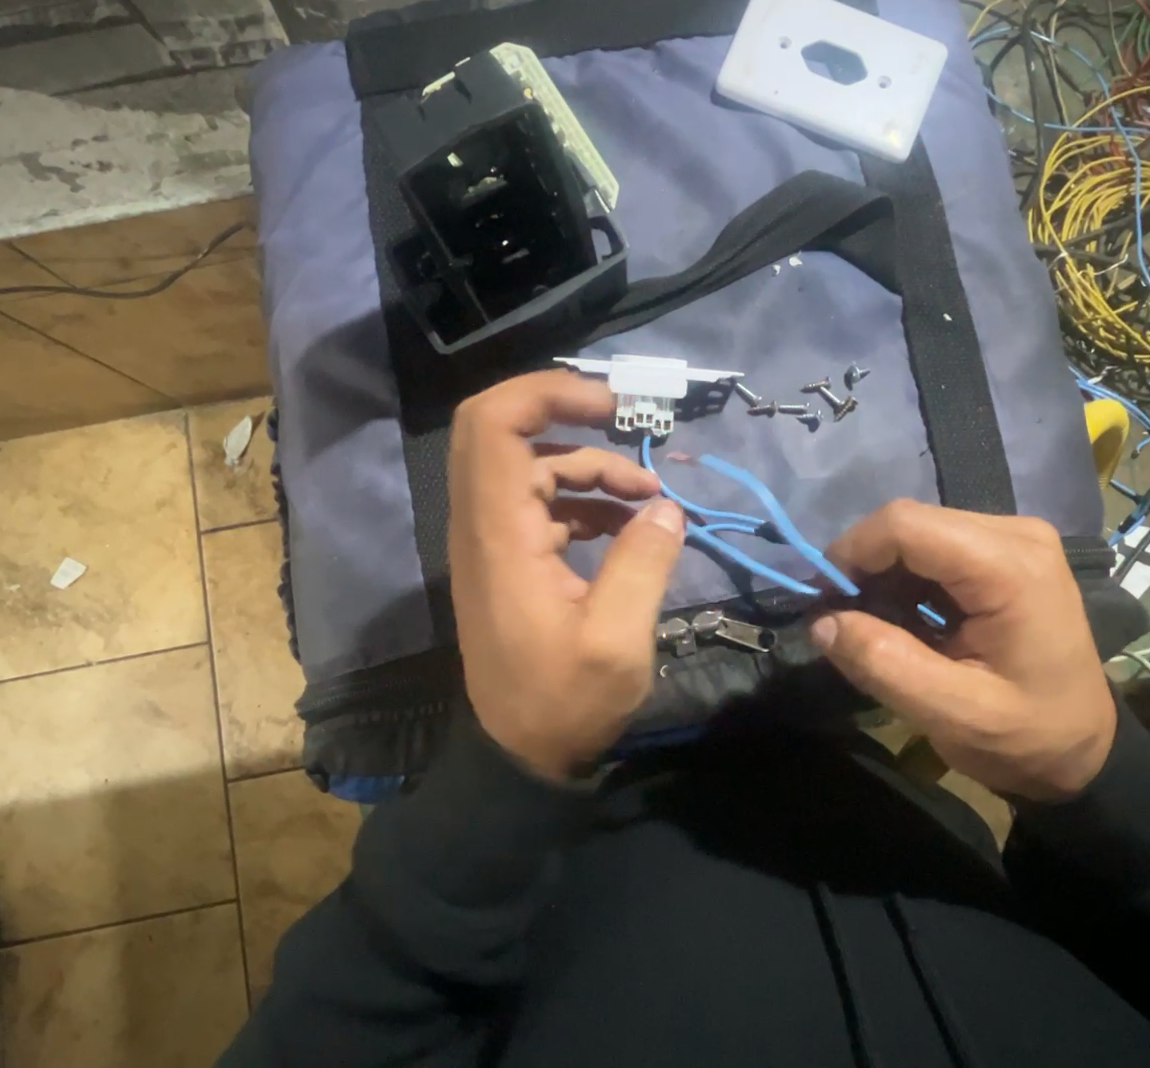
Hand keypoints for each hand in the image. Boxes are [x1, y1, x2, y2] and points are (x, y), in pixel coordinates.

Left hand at [447, 372, 685, 780]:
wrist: (519, 756)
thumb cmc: (564, 704)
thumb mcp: (618, 640)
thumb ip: (644, 562)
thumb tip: (665, 508)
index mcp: (500, 534)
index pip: (491, 425)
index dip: (545, 393)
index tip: (611, 405)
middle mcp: (483, 526)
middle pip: (501, 431)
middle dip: (565, 415)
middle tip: (625, 423)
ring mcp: (492, 542)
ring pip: (530, 467)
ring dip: (590, 467)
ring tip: (651, 497)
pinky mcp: (509, 560)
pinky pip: (541, 503)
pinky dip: (585, 500)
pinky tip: (631, 526)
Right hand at [810, 501, 1115, 801]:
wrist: (1084, 750)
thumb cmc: (1027, 736)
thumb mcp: (952, 714)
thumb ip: (884, 664)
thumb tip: (820, 621)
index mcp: (1010, 568)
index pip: (905, 525)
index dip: (851, 554)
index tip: (823, 602)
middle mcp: (1015, 534)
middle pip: (908, 523)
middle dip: (863, 566)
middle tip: (842, 620)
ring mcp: (1013, 538)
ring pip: (915, 532)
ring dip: (881, 574)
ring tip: (873, 626)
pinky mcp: (1004, 551)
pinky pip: (933, 546)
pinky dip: (903, 578)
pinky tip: (903, 618)